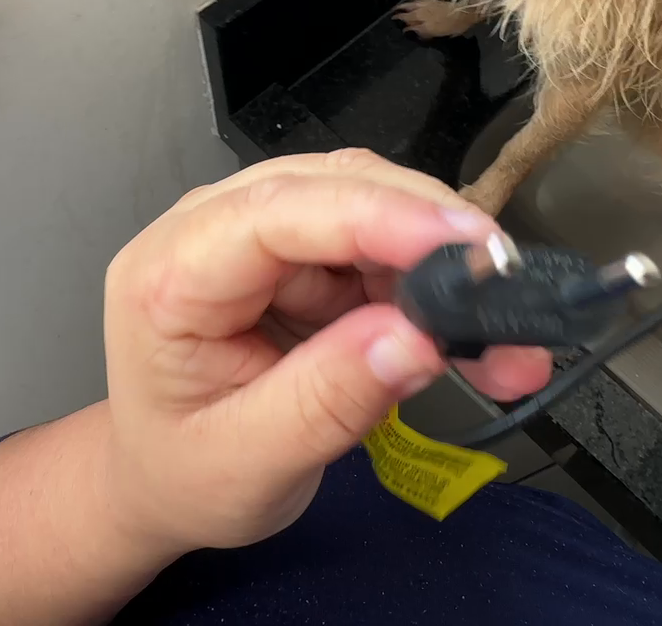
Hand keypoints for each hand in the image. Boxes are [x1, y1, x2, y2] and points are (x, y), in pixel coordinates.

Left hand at [102, 149, 551, 550]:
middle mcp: (213, 226)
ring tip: (499, 331)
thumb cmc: (180, 473)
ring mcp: (262, 232)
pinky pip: (380, 243)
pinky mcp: (304, 251)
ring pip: (370, 203)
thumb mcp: (244, 464)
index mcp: (170, 273)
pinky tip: (467, 330)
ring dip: (441, 258)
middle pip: (333, 187)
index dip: (375, 216)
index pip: (276, 211)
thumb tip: (417, 338)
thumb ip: (325, 402)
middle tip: (502, 285)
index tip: (463, 245)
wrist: (159, 475)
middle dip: (425, 229)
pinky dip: (432, 281)